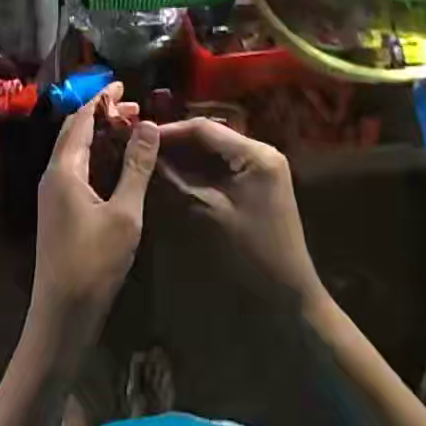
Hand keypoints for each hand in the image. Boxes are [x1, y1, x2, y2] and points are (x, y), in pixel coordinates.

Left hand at [31, 84, 158, 326]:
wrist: (61, 315)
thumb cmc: (94, 262)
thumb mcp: (124, 213)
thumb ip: (136, 167)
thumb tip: (148, 124)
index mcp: (64, 169)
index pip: (81, 119)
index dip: (101, 99)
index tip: (124, 85)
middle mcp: (52, 175)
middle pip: (74, 132)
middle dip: (101, 114)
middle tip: (133, 107)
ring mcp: (52, 194)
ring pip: (74, 151)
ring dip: (99, 135)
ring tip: (129, 129)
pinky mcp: (58, 211)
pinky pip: (75, 169)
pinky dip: (95, 156)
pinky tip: (116, 165)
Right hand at [158, 119, 321, 304]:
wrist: (288, 296)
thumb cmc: (250, 253)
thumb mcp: (208, 212)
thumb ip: (176, 180)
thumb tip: (146, 155)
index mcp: (255, 154)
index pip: (204, 128)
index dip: (169, 131)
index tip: (138, 136)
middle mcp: (260, 153)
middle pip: (209, 137)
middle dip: (175, 143)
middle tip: (140, 148)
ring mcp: (260, 168)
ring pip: (213, 152)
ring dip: (184, 157)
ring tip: (151, 161)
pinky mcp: (255, 184)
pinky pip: (221, 168)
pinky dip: (196, 171)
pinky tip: (172, 177)